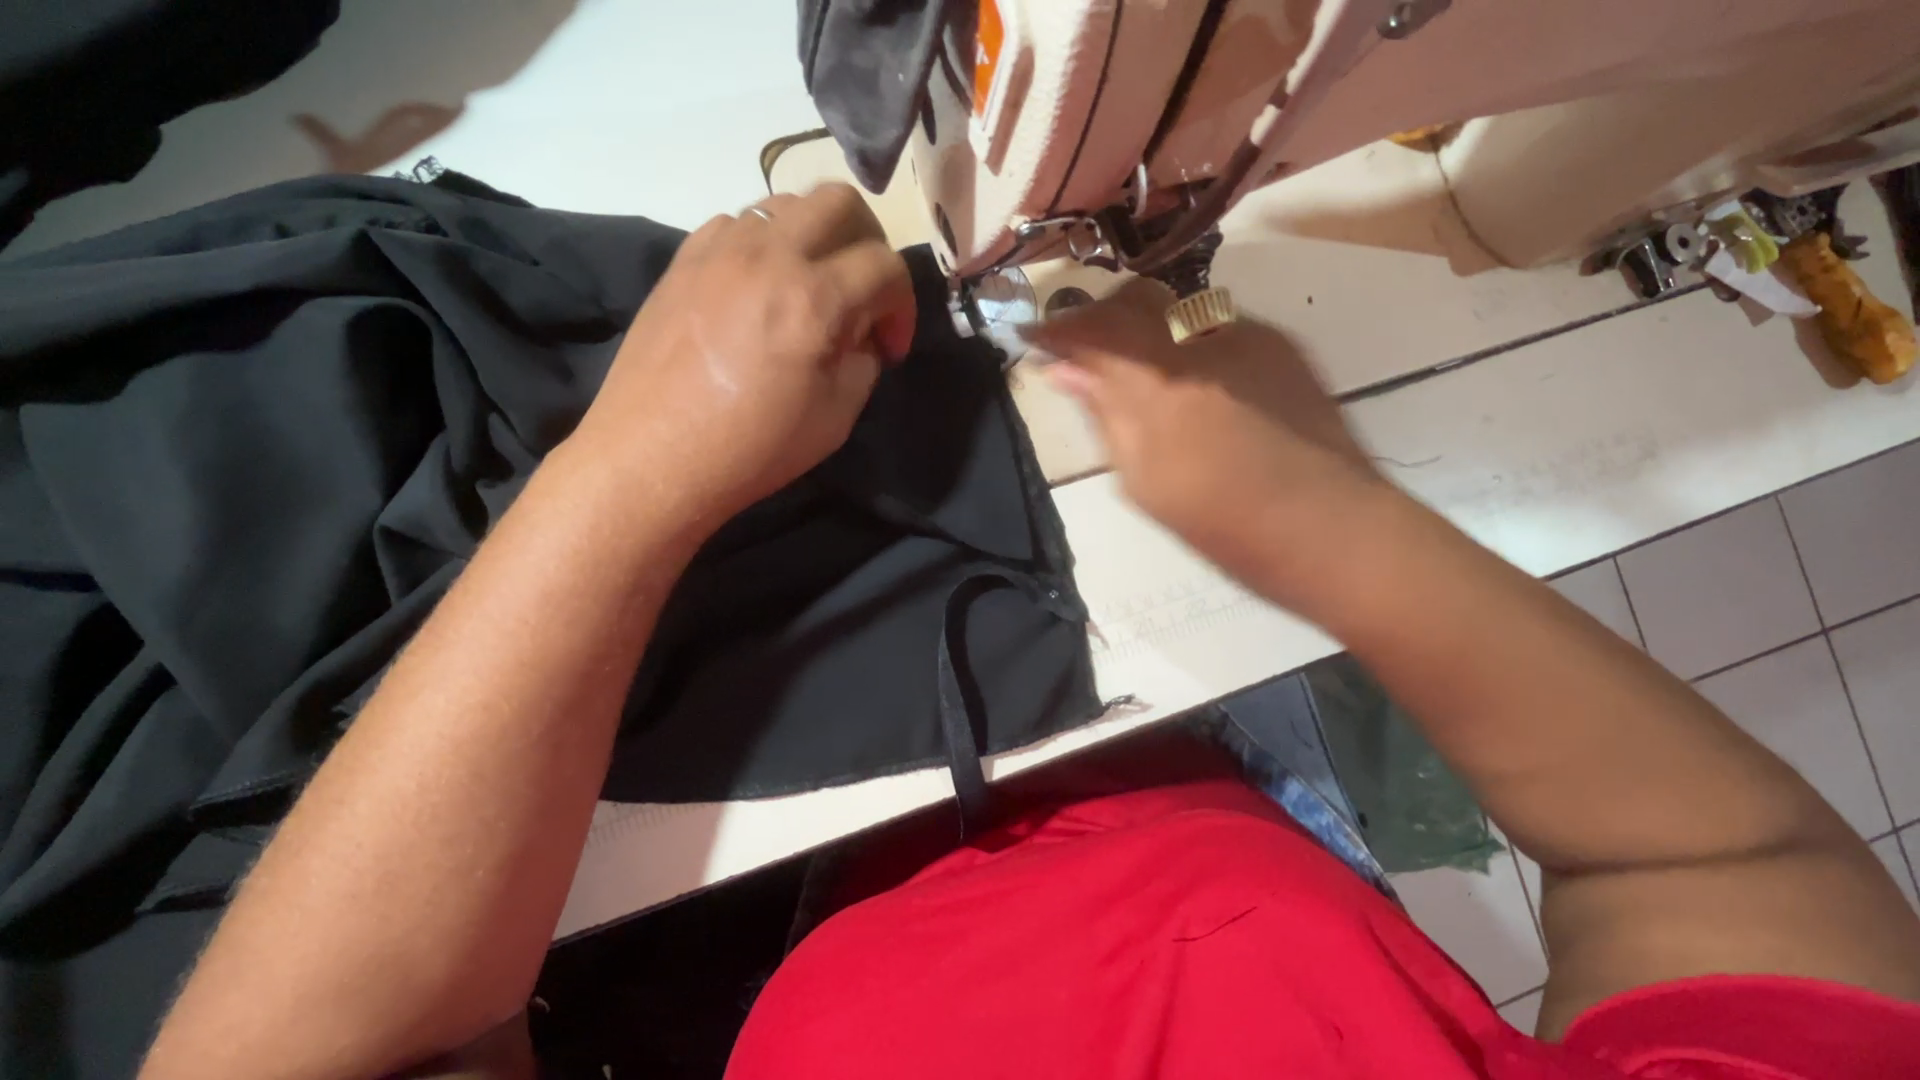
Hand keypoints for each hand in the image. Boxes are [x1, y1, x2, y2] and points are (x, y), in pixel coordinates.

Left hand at [569, 183, 916, 528]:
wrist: (654, 456)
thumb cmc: (752, 447)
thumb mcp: (836, 417)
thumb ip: (863, 361)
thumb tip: (862, 334)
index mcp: (815, 297)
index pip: (886, 265)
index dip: (903, 305)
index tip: (890, 346)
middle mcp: (770, 255)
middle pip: (840, 201)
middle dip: (868, 242)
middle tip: (864, 290)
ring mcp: (721, 249)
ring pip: (787, 203)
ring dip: (815, 236)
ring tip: (811, 286)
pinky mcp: (685, 259)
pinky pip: (737, 224)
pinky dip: (764, 245)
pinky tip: (760, 288)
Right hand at [1031, 278, 1389, 599]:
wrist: (1332, 529)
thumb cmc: (1226, 527)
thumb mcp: (1145, 483)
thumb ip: (1105, 417)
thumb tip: (1066, 371)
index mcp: (1161, 385)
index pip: (1093, 329)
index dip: (1058, 328)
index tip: (1035, 338)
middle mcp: (1203, 343)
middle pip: (1135, 301)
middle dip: (1102, 318)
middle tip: (1085, 352)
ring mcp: (1249, 337)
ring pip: (1178, 313)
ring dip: (1150, 335)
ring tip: (1149, 383)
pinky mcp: (1283, 344)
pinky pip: (1219, 330)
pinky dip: (1192, 349)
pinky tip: (1202, 393)